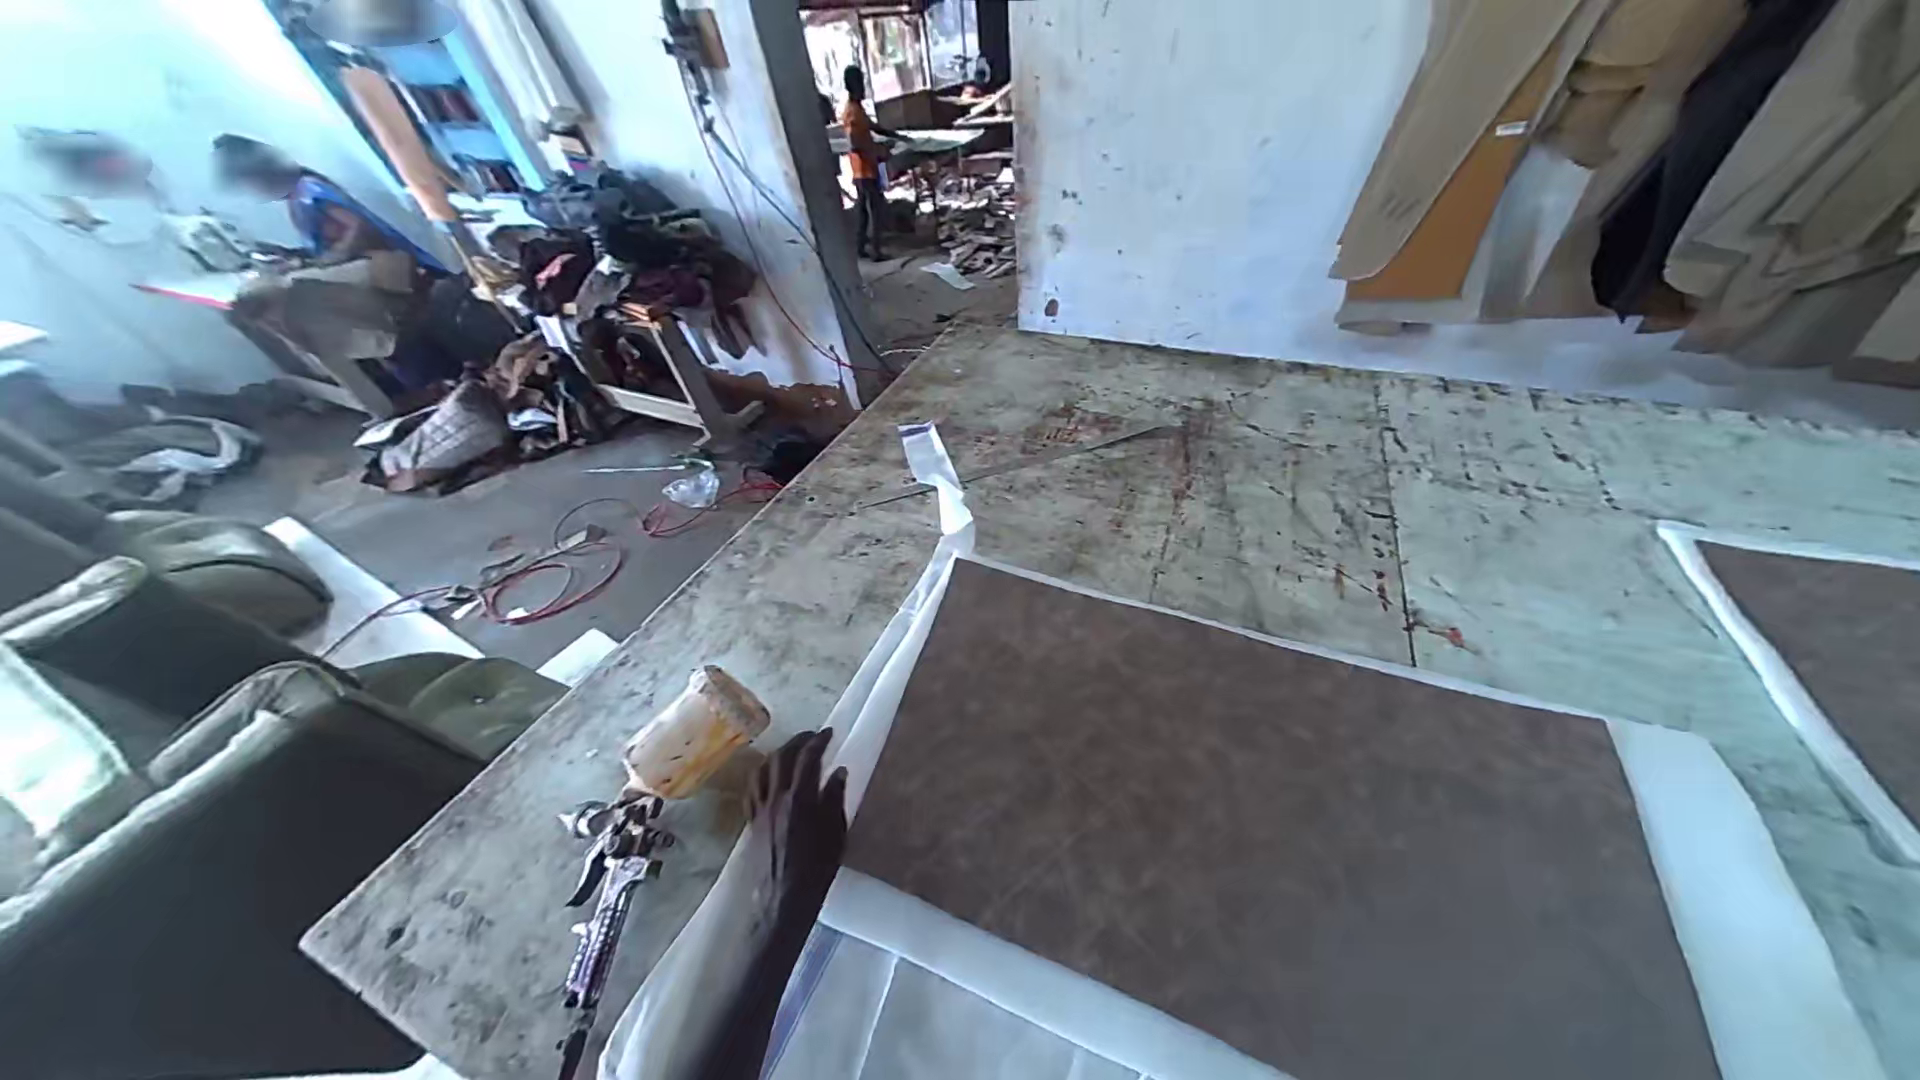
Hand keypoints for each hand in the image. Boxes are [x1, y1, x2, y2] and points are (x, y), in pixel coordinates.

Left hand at [745, 729, 846, 934]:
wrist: (779, 906)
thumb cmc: (815, 874)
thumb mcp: (836, 837)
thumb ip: (835, 801)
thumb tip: (838, 772)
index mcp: (800, 799)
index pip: (807, 757)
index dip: (819, 741)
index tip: (830, 733)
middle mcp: (775, 798)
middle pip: (781, 756)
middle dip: (797, 740)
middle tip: (813, 736)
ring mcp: (759, 810)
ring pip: (763, 769)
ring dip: (778, 754)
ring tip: (792, 751)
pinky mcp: (750, 823)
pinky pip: (752, 788)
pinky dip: (762, 774)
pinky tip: (770, 777)